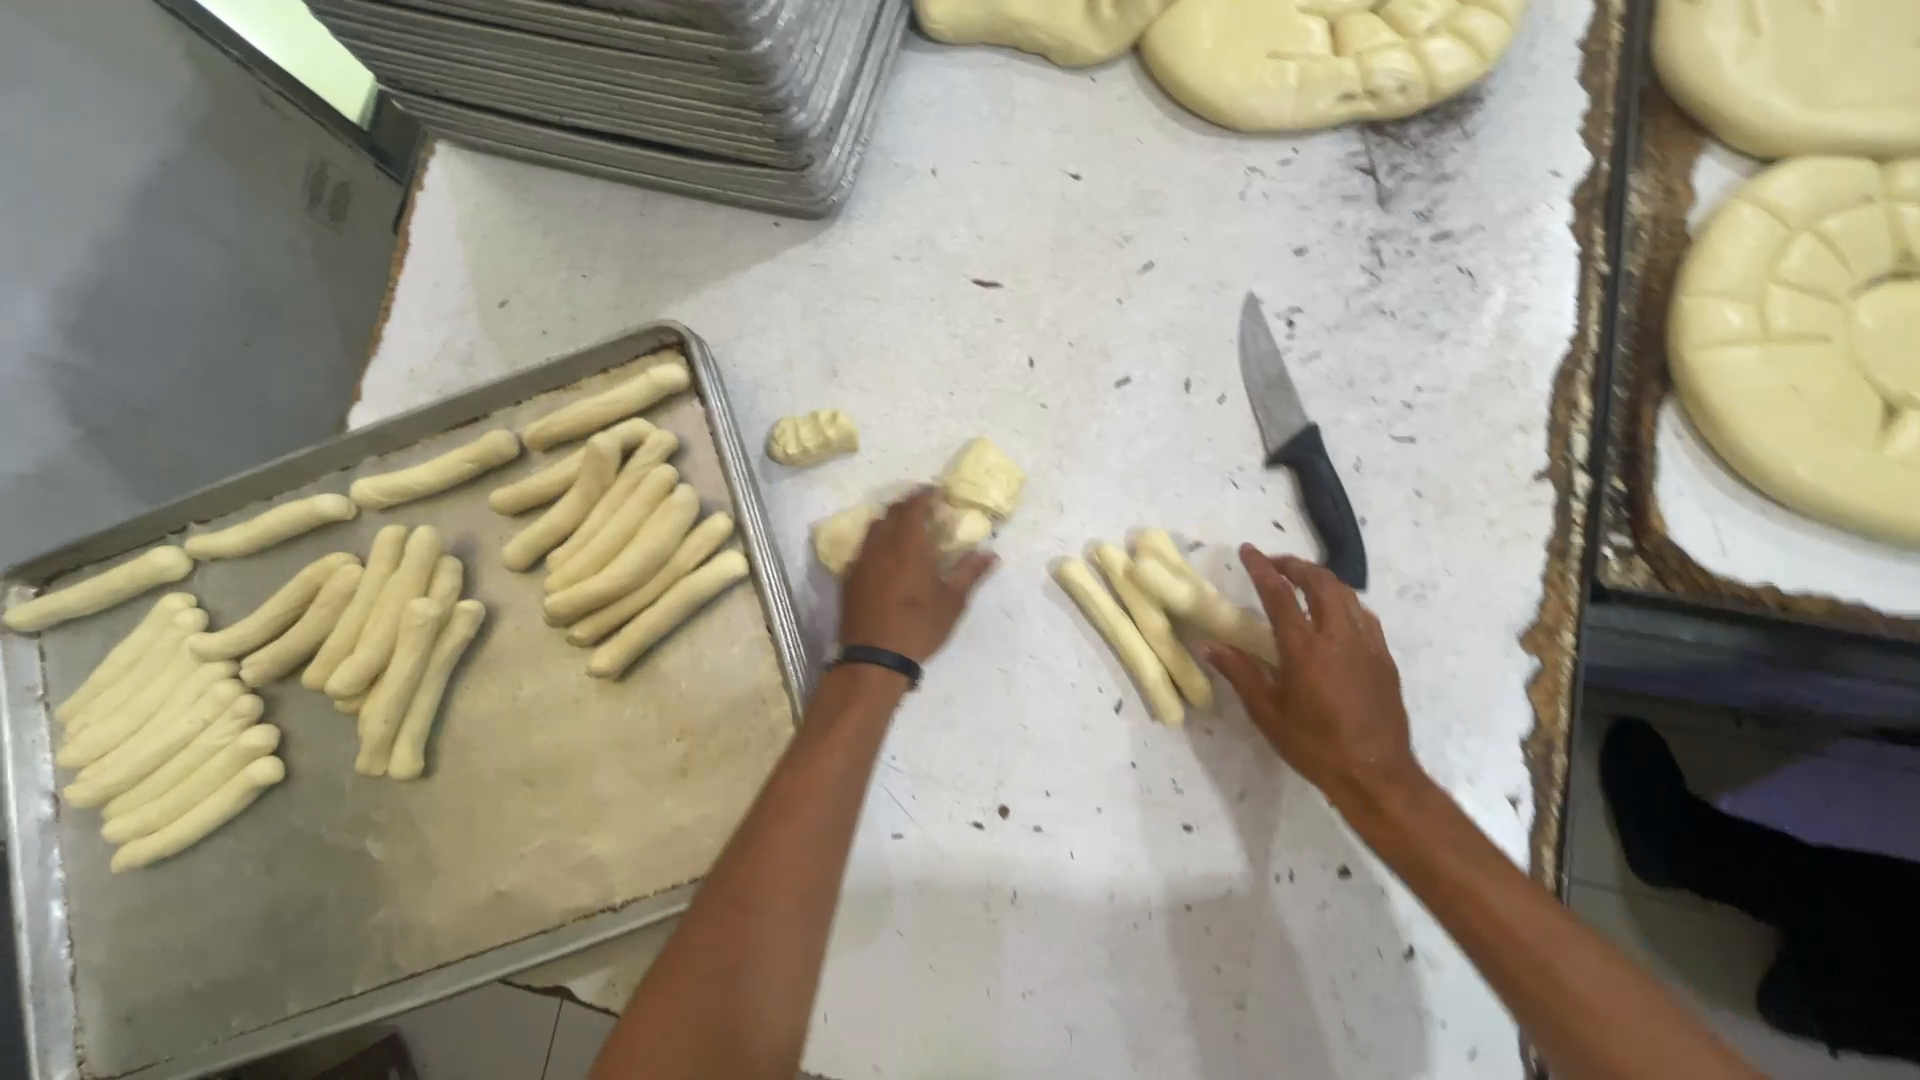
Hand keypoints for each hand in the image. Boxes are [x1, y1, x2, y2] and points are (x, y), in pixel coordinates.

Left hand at [839, 490, 996, 663]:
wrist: (874, 658)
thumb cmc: (919, 627)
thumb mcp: (952, 602)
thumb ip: (970, 573)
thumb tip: (991, 554)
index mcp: (908, 546)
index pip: (914, 507)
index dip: (925, 494)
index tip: (936, 490)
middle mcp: (881, 546)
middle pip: (891, 513)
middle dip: (907, 504)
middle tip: (923, 506)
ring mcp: (861, 562)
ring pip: (873, 529)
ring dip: (890, 521)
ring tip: (904, 528)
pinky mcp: (849, 579)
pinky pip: (863, 549)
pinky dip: (876, 543)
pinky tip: (885, 557)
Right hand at [1203, 545, 1422, 810]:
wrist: (1375, 772)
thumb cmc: (1314, 745)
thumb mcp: (1267, 712)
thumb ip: (1239, 672)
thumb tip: (1209, 646)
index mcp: (1305, 649)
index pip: (1280, 595)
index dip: (1262, 569)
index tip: (1248, 551)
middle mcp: (1339, 637)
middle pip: (1320, 583)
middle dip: (1296, 566)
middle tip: (1275, 564)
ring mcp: (1367, 645)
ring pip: (1346, 594)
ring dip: (1321, 579)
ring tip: (1302, 581)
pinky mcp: (1384, 658)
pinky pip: (1363, 615)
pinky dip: (1344, 602)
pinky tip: (1334, 612)